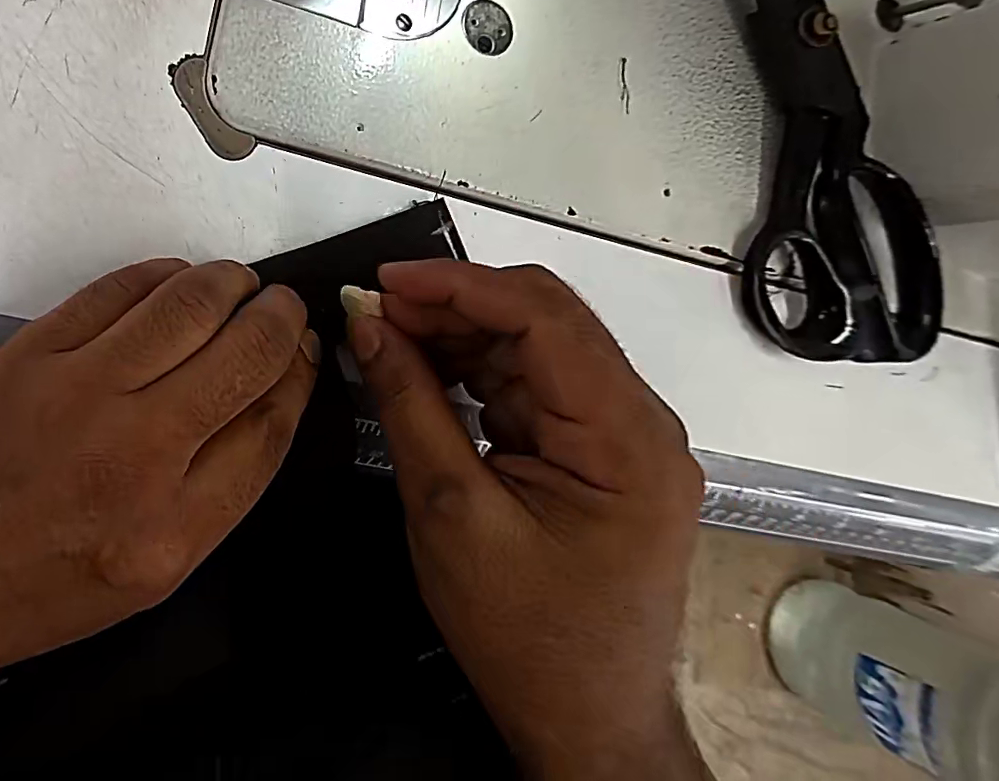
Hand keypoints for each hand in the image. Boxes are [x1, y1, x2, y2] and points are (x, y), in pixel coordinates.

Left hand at [0, 259, 317, 685]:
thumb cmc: (25, 585)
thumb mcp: (143, 573)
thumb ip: (211, 489)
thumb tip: (257, 403)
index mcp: (173, 529)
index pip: (271, 424)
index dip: (297, 372)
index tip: (300, 348)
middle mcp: (136, 455)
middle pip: (243, 355)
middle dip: (277, 317)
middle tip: (279, 305)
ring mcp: (80, 392)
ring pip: (186, 306)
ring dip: (225, 282)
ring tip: (234, 283)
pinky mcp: (32, 353)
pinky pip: (116, 290)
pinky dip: (158, 274)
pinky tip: (172, 278)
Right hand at [346, 261, 707, 780]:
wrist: (578, 716)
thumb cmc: (523, 630)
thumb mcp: (447, 508)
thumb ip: (407, 403)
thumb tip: (367, 326)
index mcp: (624, 440)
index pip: (543, 318)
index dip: (457, 285)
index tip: (384, 282)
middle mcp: (631, 422)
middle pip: (539, 319)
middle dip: (450, 303)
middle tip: (373, 312)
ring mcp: (609, 432)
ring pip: (524, 341)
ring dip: (451, 330)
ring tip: (384, 338)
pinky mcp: (580, 445)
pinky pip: (517, 377)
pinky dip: (462, 364)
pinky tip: (417, 368)